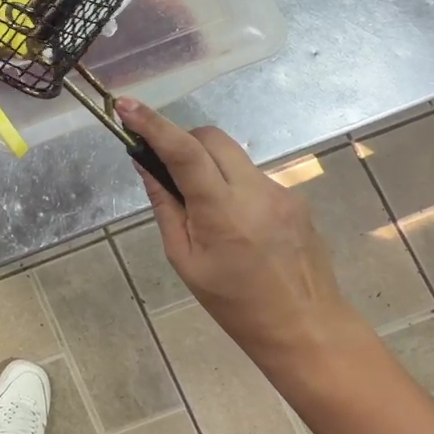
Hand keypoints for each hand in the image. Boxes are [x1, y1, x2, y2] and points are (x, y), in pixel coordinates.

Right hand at [118, 98, 365, 371]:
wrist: (306, 327)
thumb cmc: (233, 303)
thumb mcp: (184, 259)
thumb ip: (166, 207)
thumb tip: (146, 165)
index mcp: (222, 212)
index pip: (183, 152)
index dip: (152, 124)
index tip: (126, 106)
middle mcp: (255, 192)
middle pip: (211, 138)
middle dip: (182, 140)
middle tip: (164, 166)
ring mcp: (281, 192)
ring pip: (232, 156)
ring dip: (207, 164)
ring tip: (200, 208)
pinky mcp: (294, 198)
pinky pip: (250, 175)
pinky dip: (229, 183)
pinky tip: (231, 222)